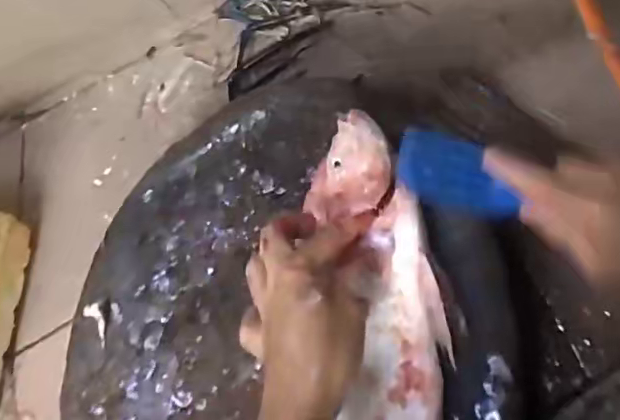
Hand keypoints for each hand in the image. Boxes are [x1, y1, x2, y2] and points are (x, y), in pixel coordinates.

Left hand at [240, 211, 373, 419]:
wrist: (298, 406)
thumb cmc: (329, 354)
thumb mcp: (353, 313)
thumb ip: (355, 279)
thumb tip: (364, 254)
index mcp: (298, 268)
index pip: (327, 238)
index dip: (349, 227)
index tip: (367, 218)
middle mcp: (274, 279)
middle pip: (272, 235)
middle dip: (293, 223)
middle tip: (315, 227)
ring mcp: (260, 307)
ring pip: (255, 266)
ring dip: (271, 255)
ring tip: (294, 257)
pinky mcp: (256, 335)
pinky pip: (252, 310)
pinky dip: (261, 303)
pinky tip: (276, 308)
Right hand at [484, 150, 619, 311]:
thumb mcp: (597, 271)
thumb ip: (559, 234)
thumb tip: (526, 207)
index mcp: (580, 207)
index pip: (531, 178)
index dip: (506, 167)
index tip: (486, 157)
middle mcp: (596, 176)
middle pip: (558, 167)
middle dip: (554, 182)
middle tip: (562, 208)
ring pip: (584, 163)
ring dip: (581, 179)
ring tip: (599, 208)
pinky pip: (609, 164)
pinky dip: (605, 178)